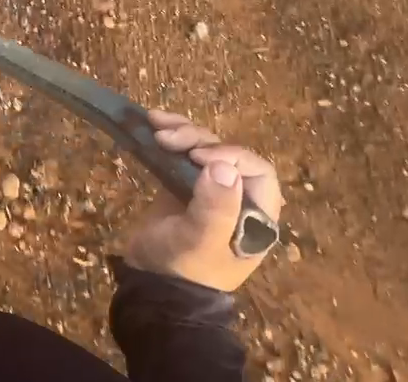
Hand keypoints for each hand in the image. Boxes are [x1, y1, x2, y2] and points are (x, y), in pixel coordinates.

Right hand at [123, 109, 283, 292]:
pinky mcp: (180, 186)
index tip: (197, 157)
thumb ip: (216, 207)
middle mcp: (236, 199)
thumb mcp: (201, 240)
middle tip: (165, 138)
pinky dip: (168, 136)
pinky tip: (150, 125)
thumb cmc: (185, 266)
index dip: (231, 155)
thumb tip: (223, 165)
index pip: (258, 172)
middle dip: (197, 139)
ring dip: (181, 131)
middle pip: (227, 154)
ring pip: (202, 148)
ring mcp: (207, 191)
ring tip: (154, 124)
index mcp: (255, 216)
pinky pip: (180, 154)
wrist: (154, 284)